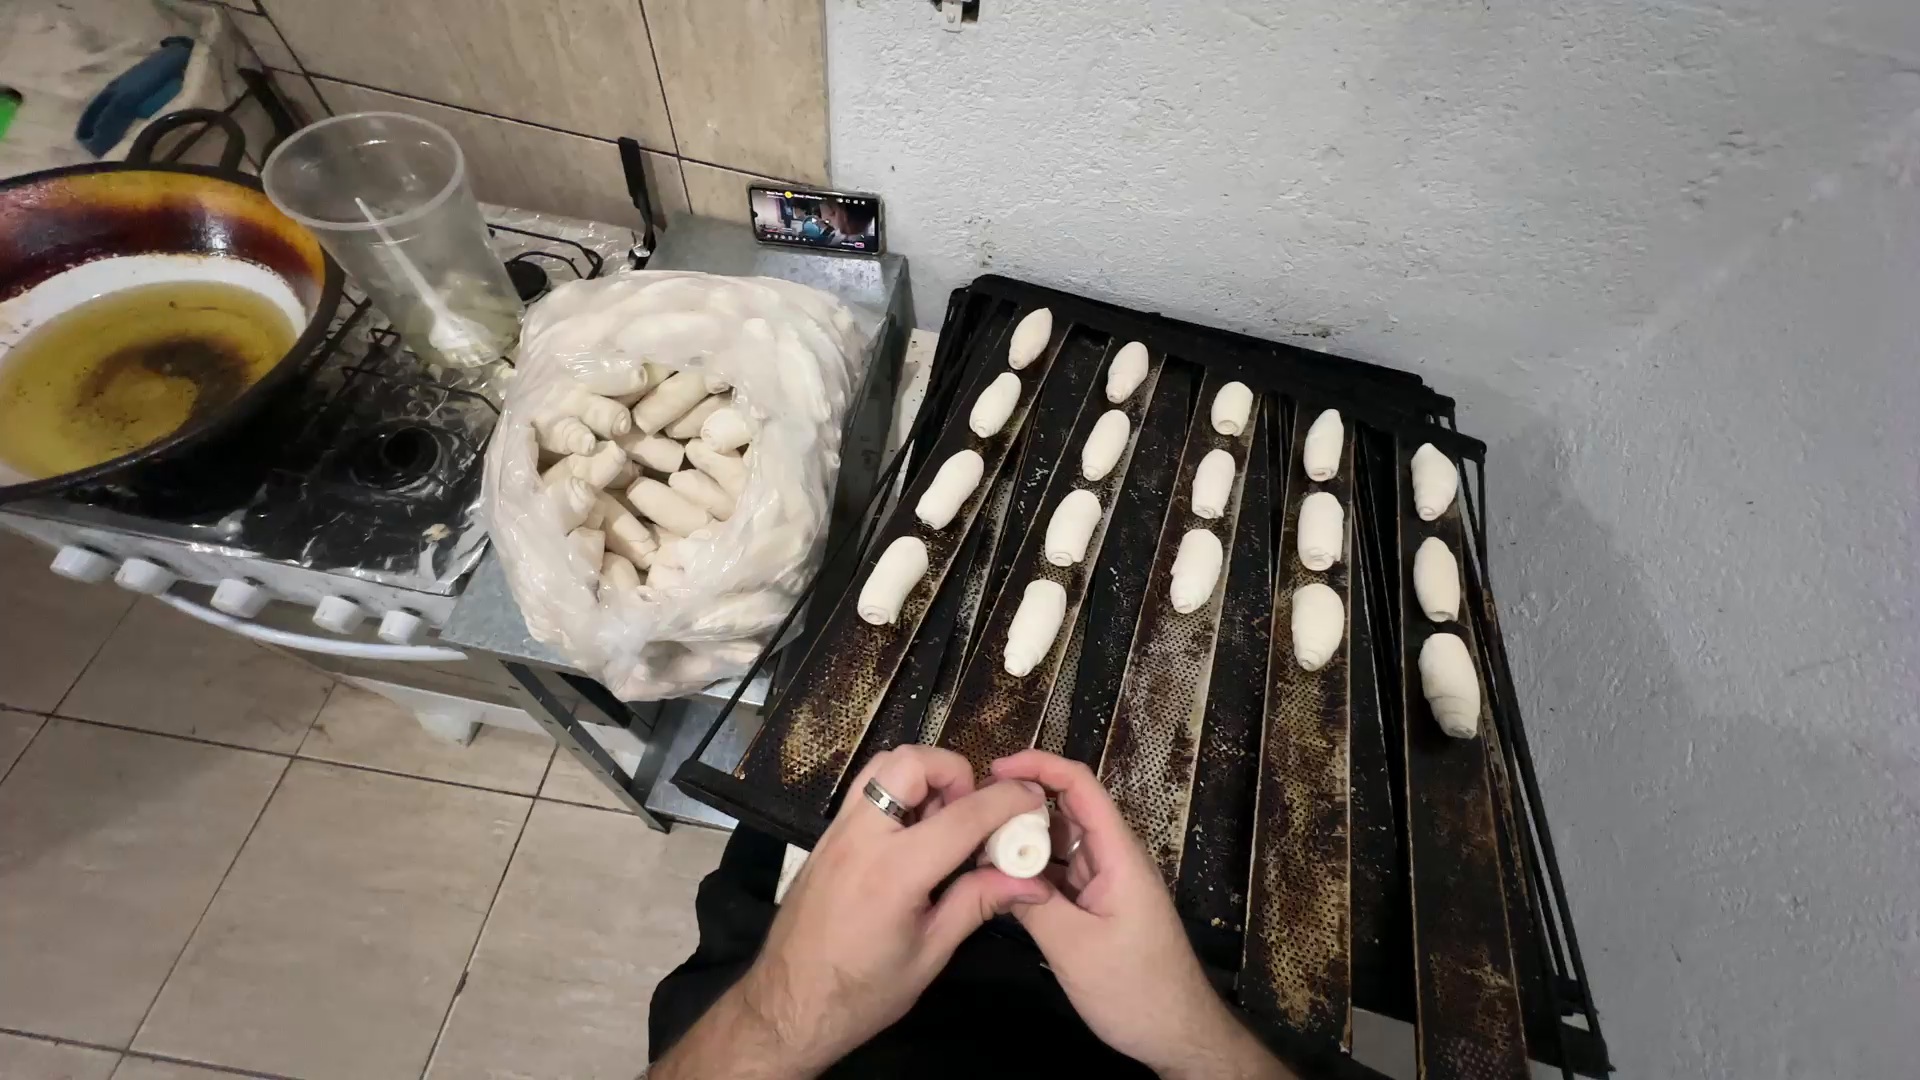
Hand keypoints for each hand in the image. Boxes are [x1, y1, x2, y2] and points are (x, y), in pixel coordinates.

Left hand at [657, 745, 1046, 1078]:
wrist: (785, 1007)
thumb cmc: (862, 992)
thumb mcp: (929, 955)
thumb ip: (978, 903)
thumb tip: (1031, 882)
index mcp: (894, 872)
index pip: (963, 816)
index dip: (1006, 800)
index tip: (1031, 798)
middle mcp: (862, 835)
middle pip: (912, 761)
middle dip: (954, 771)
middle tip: (969, 811)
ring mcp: (838, 829)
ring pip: (884, 763)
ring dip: (924, 774)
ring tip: (942, 818)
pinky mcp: (827, 833)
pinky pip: (867, 786)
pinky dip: (898, 788)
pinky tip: (912, 829)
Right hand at [993, 750, 1290, 1079]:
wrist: (1179, 1036)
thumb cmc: (1136, 990)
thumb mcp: (1076, 950)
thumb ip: (1033, 903)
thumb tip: (992, 868)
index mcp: (1118, 852)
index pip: (1080, 785)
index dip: (1039, 765)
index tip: (995, 769)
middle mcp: (1111, 854)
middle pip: (1065, 805)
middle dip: (1021, 798)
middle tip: (975, 808)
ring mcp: (1103, 876)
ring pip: (1058, 836)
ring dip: (1022, 834)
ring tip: (978, 838)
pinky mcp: (1094, 897)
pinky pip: (1058, 866)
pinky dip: (1030, 864)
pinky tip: (999, 873)